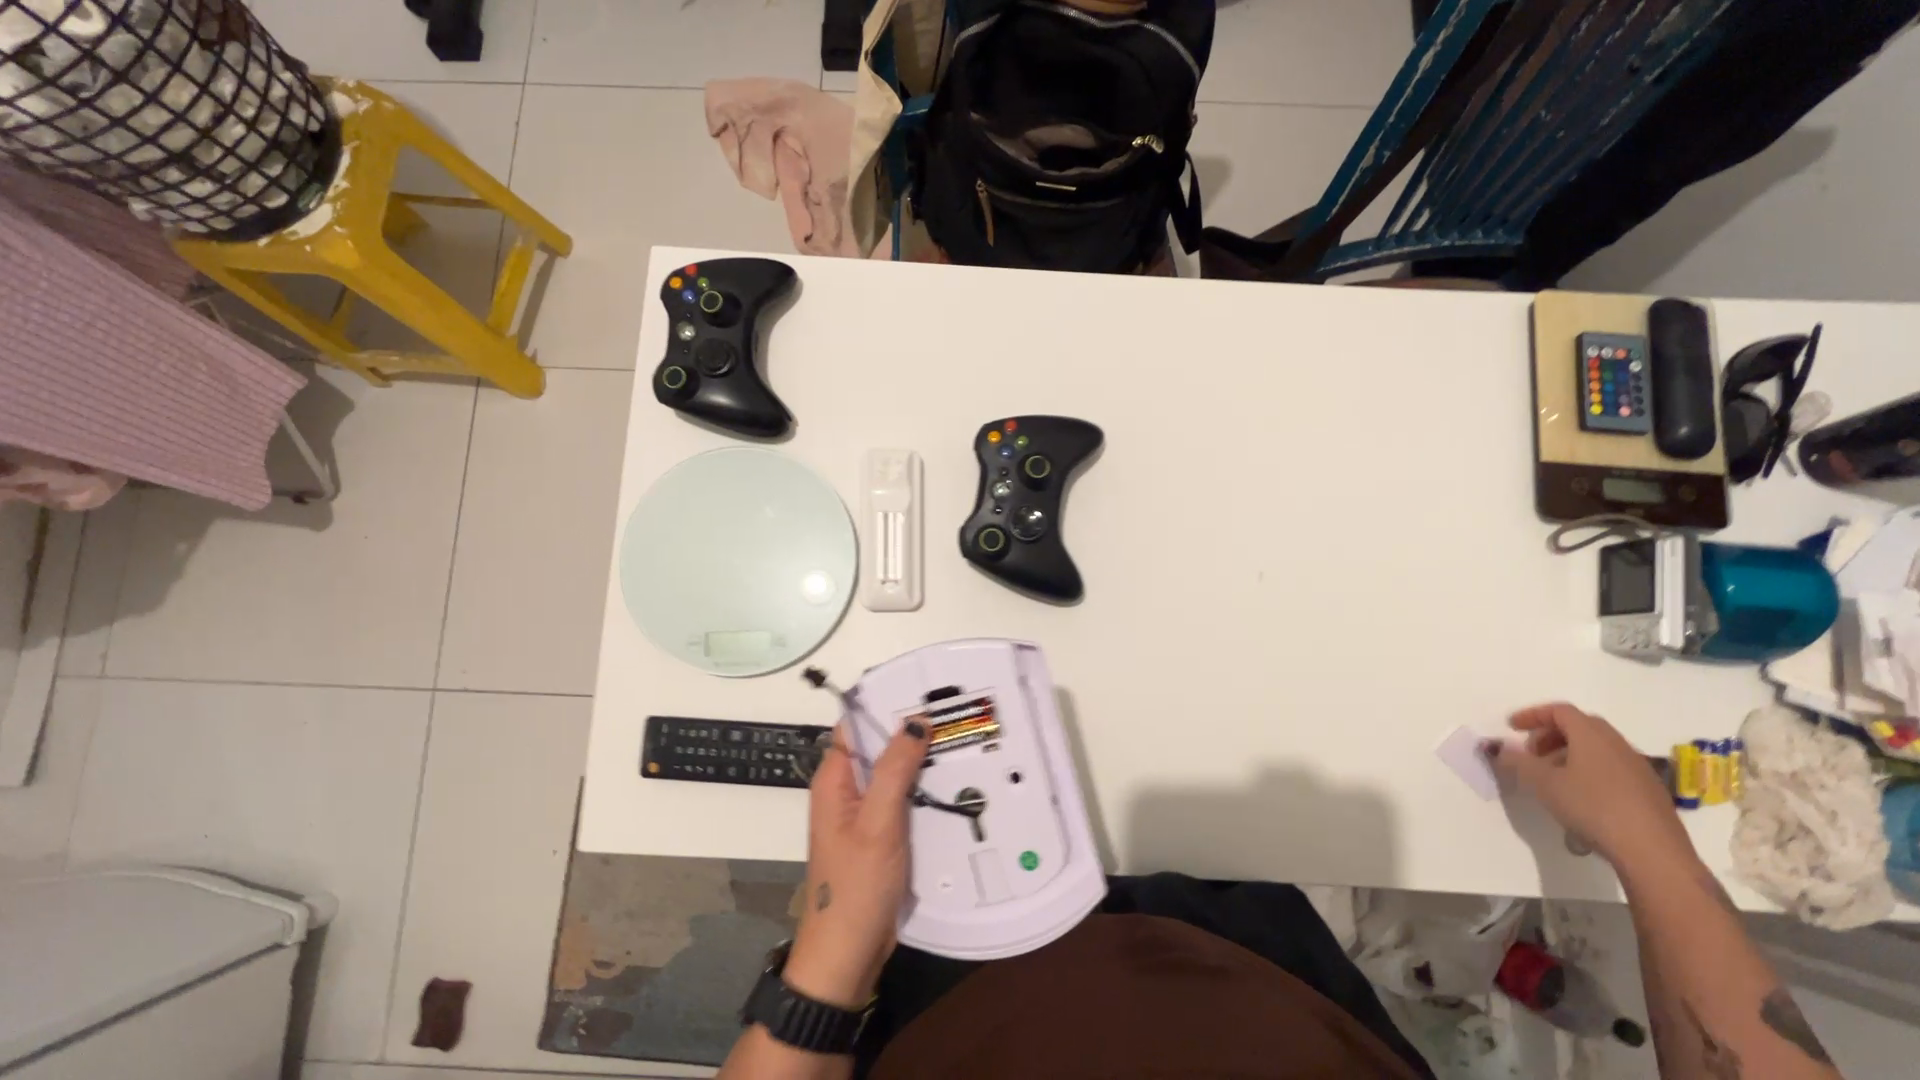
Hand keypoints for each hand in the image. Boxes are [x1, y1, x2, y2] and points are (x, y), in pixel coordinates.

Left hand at [785, 719, 929, 1007]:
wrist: (848, 953)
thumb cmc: (855, 887)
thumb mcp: (878, 824)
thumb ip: (894, 771)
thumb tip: (914, 721)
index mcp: (834, 781)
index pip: (854, 727)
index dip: (884, 706)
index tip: (923, 691)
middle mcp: (846, 793)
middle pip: (879, 750)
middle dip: (911, 734)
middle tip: (956, 718)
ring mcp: (864, 817)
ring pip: (895, 777)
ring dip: (922, 765)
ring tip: (962, 746)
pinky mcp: (881, 838)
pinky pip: (903, 804)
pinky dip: (924, 794)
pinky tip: (953, 788)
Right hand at [1490, 703, 1694, 872]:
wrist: (1652, 850)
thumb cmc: (1592, 807)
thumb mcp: (1543, 784)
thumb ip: (1518, 762)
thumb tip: (1500, 748)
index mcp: (1592, 735)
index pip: (1560, 711)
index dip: (1533, 715)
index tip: (1512, 727)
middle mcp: (1617, 744)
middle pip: (1581, 726)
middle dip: (1551, 734)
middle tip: (1532, 753)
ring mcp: (1638, 766)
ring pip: (1598, 747)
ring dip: (1570, 753)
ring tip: (1553, 777)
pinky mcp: (1649, 790)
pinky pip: (1612, 767)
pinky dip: (1590, 770)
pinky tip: (1581, 797)